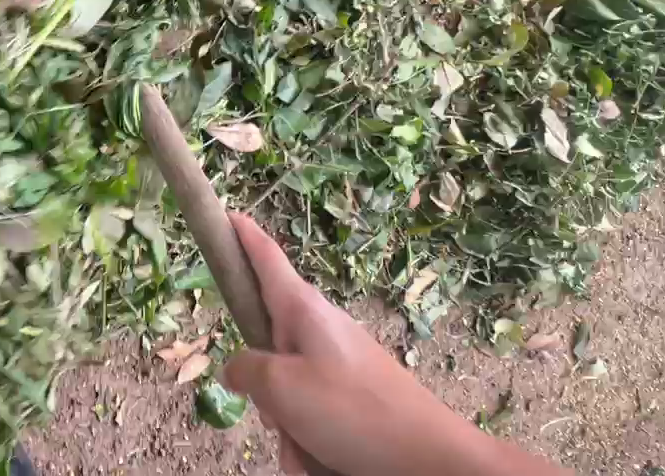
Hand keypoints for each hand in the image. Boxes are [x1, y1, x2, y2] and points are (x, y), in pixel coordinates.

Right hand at [221, 214, 566, 475]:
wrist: (439, 462)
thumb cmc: (354, 411)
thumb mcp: (281, 388)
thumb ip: (246, 370)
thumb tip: (237, 368)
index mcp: (301, 307)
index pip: (264, 255)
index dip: (241, 233)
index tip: (225, 213)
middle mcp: (319, 326)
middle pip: (267, 338)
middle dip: (261, 382)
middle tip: (273, 410)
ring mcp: (340, 361)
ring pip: (289, 384)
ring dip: (288, 422)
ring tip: (304, 450)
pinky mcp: (358, 394)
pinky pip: (315, 411)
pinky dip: (311, 439)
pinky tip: (320, 462)